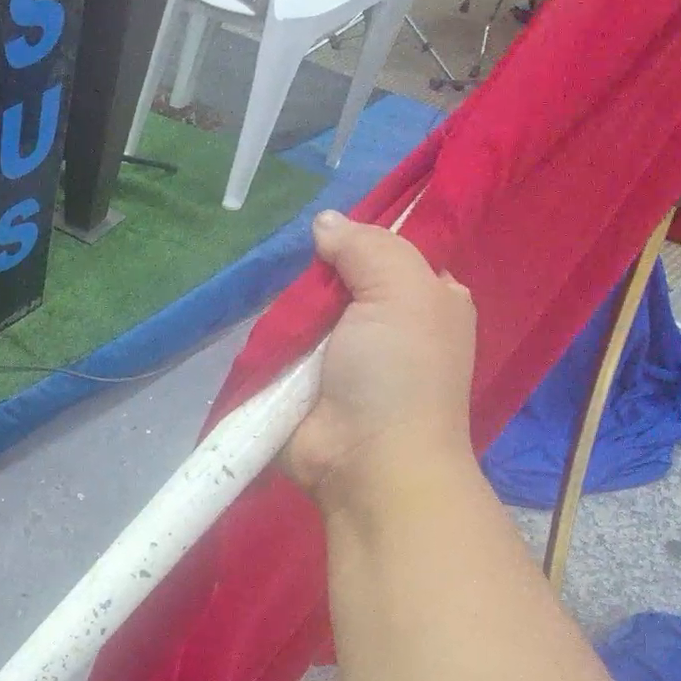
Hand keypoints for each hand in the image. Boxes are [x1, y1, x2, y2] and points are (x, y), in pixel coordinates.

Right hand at [281, 211, 478, 514]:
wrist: (364, 459)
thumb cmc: (398, 372)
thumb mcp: (401, 290)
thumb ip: (368, 247)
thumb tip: (325, 221)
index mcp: (425, 301)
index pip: (391, 254)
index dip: (362, 240)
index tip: (329, 232)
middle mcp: (383, 328)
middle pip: (338, 283)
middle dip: (313, 278)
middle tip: (292, 273)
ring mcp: (337, 363)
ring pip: (302, 317)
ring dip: (284, 314)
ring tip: (268, 306)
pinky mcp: (297, 391)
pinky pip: (276, 354)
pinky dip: (264, 346)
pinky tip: (255, 338)